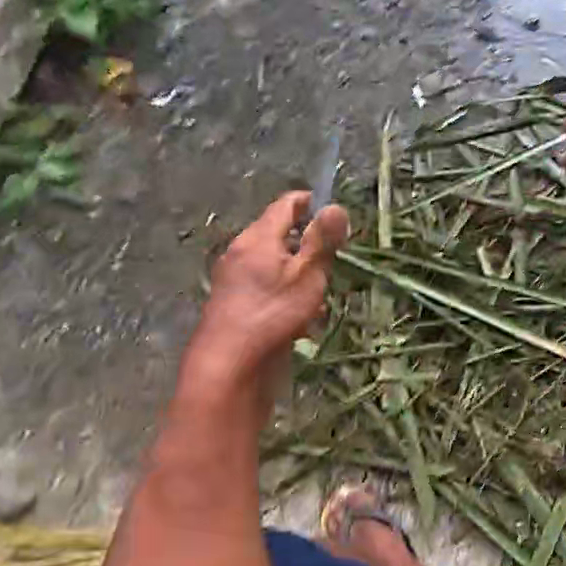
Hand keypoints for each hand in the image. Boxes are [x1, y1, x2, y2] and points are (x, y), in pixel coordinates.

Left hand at [182, 191, 348, 404]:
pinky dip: (284, 294)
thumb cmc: (273, 312)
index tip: (333, 215)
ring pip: (273, 265)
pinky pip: (265, 288)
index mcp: (258, 237)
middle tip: (331, 261)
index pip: (286, 204)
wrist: (230, 362)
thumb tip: (336, 206)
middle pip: (278, 235)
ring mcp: (233, 279)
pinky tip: (300, 319)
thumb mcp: (308, 274)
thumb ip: (322, 241)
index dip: (311, 203)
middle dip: (306, 245)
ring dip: (297, 274)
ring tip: (319, 296)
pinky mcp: (233, 304)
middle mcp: (241, 251)